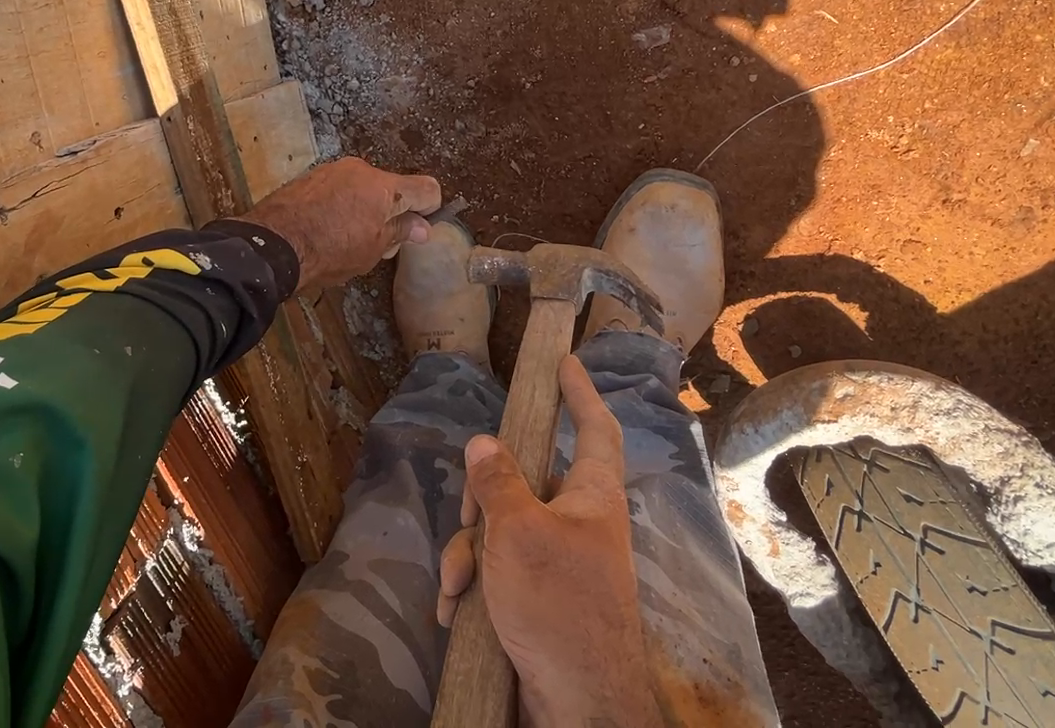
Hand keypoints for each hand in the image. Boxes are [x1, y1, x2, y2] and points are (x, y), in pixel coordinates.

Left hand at [239, 157, 441, 288]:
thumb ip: (401, 231)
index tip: (416, 229)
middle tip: (377, 244)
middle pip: (392, 188)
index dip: (429, 210)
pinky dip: (341, 204)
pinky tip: (326, 228)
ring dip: (364, 208)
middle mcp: (361, 169)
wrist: (271, 245)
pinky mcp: (310, 176)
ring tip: (346, 239)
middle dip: (391, 212)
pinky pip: (338, 187)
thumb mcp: (372, 250)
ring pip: (363, 187)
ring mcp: (332, 169)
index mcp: (384, 186)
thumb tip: (423, 226)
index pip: (427, 188)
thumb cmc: (328, 252)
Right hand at [438, 355, 662, 727]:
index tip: (565, 362)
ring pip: (501, 527)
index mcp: (591, 498)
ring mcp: (558, 560)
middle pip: (524, 480)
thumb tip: (484, 441)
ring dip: (471, 553)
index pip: (595, 429)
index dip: (581, 392)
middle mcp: (578, 522)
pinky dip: (476, 582)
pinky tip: (459, 610)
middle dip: (484, 500)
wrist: (578, 706)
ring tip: (461, 589)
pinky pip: (498, 567)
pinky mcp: (539, 595)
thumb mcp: (518, 533)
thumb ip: (498, 482)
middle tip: (469, 519)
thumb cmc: (558, 607)